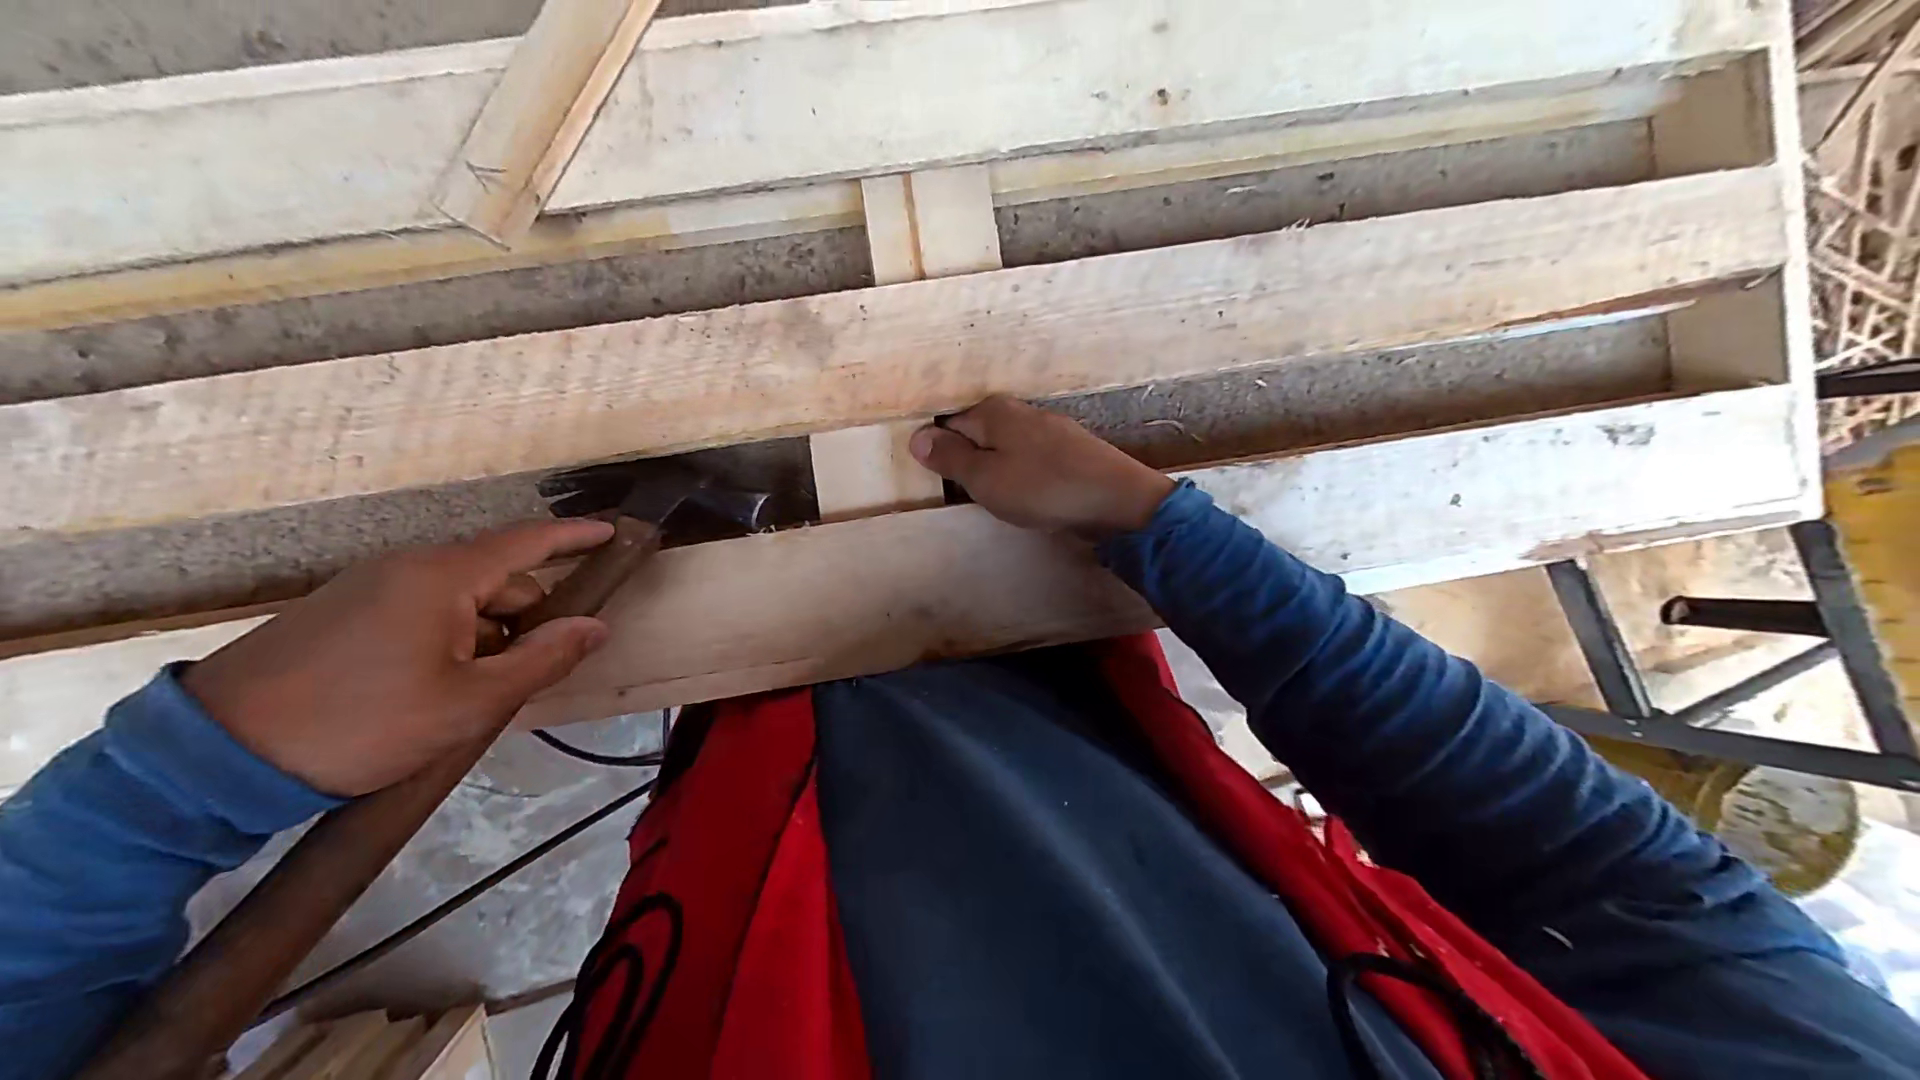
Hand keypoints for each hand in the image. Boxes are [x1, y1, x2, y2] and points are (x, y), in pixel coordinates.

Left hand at [180, 519, 616, 796]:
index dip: (575, 536)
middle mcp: (406, 569)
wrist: (211, 760)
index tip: (613, 532)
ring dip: (490, 637)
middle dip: (530, 617)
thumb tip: (596, 626)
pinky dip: (453, 641)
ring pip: (461, 602)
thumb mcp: (470, 701)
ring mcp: (369, 590)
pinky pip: (423, 615)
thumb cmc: (362, 724)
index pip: (527, 542)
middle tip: (539, 669)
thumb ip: (544, 658)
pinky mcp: (342, 616)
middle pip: (498, 580)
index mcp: (441, 577)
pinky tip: (442, 690)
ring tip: (482, 693)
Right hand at [909, 396, 1174, 538]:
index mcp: (992, 411)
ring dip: (997, 471)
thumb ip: (950, 456)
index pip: (948, 426)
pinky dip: (1022, 475)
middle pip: (977, 435)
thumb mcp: (984, 478)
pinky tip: (1030, 495)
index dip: (941, 455)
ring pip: (1004, 448)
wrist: (1116, 499)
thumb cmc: (1041, 488)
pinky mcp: (1068, 449)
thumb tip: (917, 436)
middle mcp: (1019, 410)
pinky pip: (1029, 458)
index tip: (946, 484)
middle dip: (970, 462)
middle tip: (972, 495)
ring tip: (1001, 499)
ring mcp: (1047, 427)